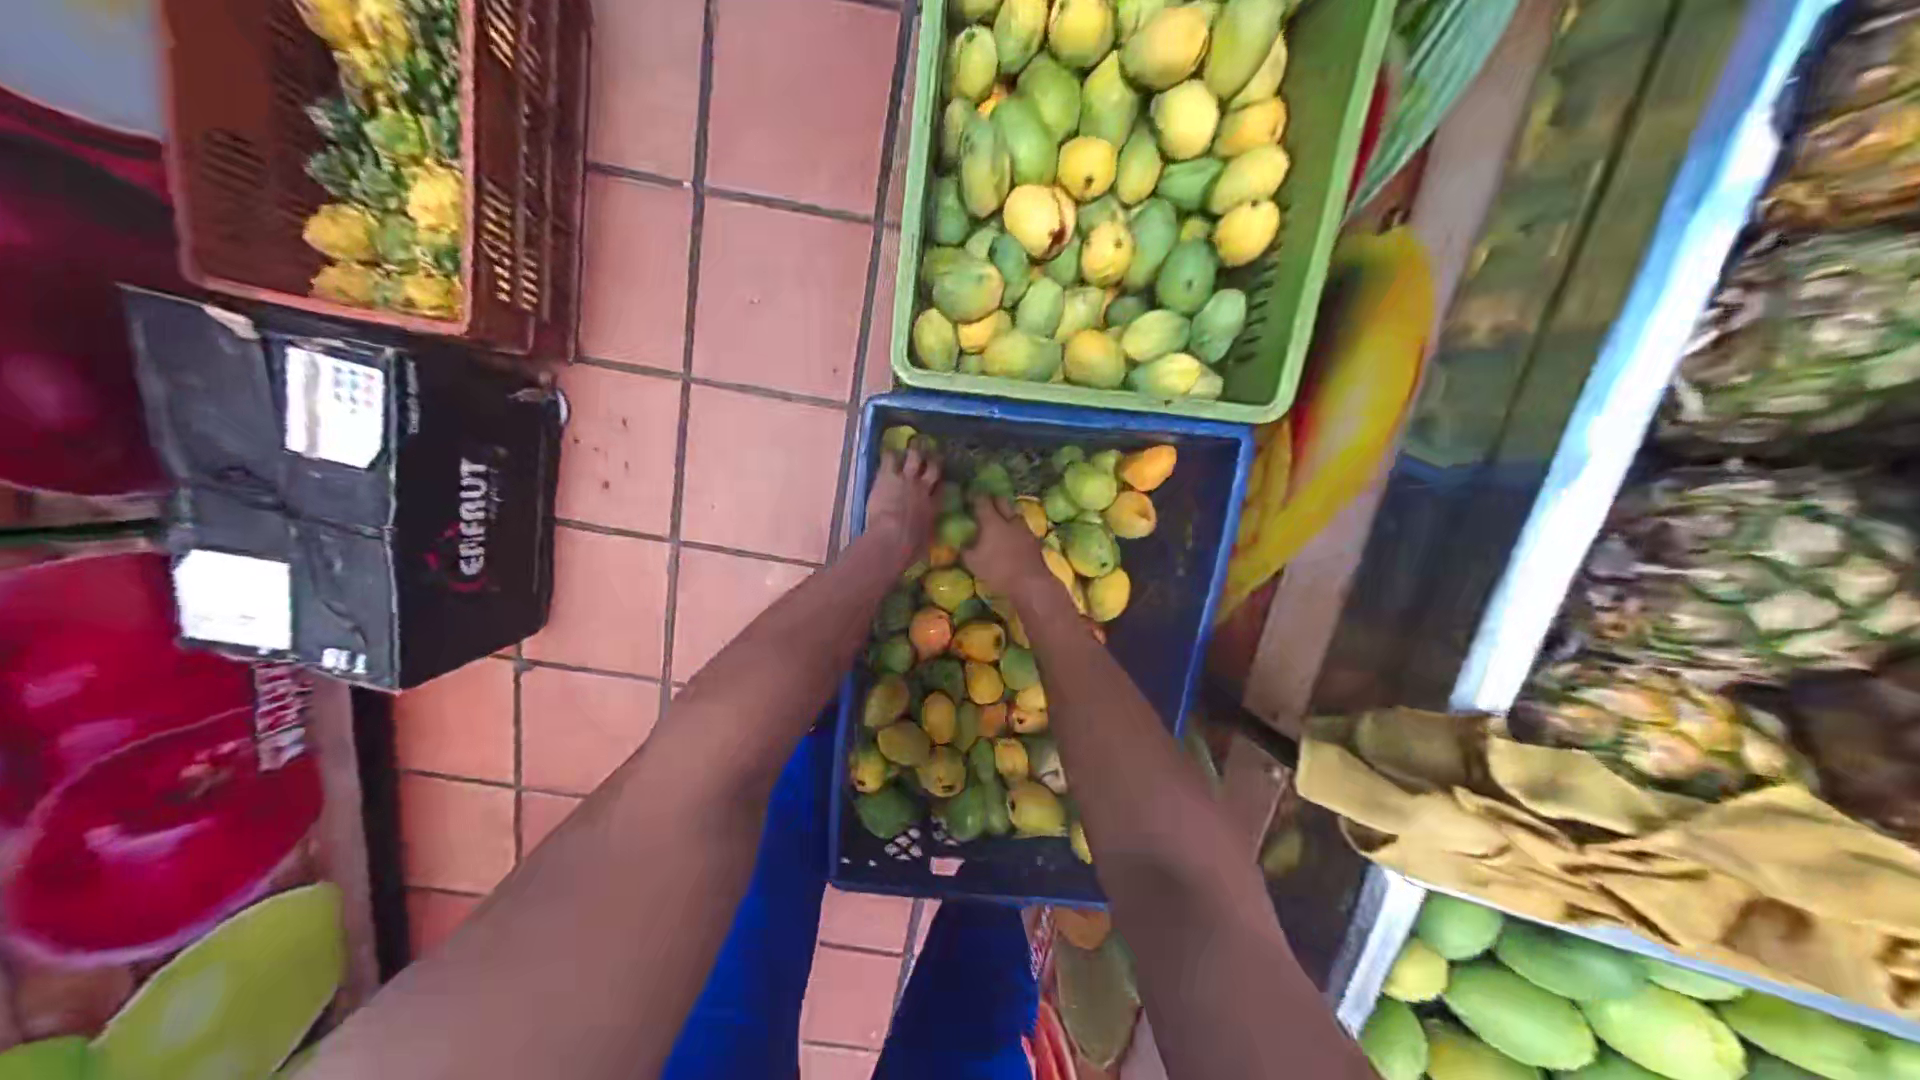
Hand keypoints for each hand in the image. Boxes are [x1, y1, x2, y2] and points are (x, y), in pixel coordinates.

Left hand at [866, 444, 940, 557]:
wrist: (893, 537)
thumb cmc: (909, 547)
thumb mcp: (924, 544)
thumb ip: (925, 537)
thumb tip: (926, 541)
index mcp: (933, 507)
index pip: (940, 490)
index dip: (940, 483)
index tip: (939, 480)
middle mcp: (923, 489)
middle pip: (933, 469)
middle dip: (933, 460)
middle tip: (933, 454)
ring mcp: (907, 480)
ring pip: (915, 458)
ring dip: (915, 451)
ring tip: (914, 445)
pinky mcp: (889, 476)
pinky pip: (891, 458)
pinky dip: (891, 454)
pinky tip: (889, 450)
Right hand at [963, 495, 1052, 600]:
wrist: (1030, 582)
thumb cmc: (997, 570)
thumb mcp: (972, 562)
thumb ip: (965, 549)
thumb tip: (962, 542)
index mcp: (992, 521)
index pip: (982, 501)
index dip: (975, 497)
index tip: (969, 497)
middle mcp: (1009, 520)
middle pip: (1001, 501)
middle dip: (993, 500)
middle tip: (985, 505)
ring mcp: (1024, 529)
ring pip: (1014, 513)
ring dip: (1007, 514)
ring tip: (1000, 521)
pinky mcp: (1034, 540)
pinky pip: (1023, 528)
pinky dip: (1016, 529)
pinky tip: (1013, 536)